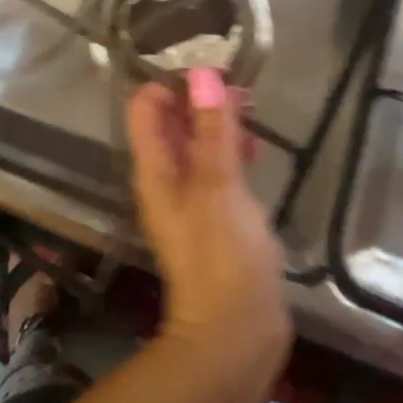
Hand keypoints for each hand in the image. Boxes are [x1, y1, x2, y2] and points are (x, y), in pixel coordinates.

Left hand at [125, 69, 290, 364]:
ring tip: (252, 114)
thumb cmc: (222, 252)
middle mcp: (164, 179)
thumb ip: (211, 128)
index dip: (170, 82)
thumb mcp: (218, 183)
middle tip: (240, 89)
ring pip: (196, 145)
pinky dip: (230, 153)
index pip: (145, 107)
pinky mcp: (214, 219)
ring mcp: (189, 200)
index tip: (210, 70)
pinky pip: (215, 171)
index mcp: (153, 168)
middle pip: (171, 123)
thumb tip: (203, 73)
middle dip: (199, 100)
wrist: (236, 331)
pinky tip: (256, 152)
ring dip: (218, 125)